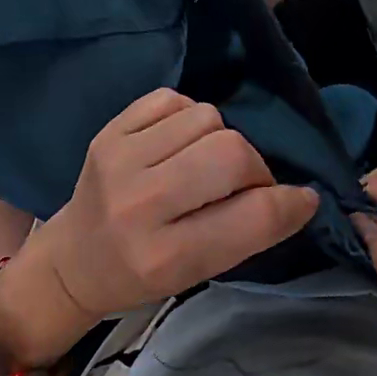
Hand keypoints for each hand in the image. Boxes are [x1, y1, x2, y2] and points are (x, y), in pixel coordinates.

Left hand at [0, 89, 318, 364]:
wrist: (74, 259)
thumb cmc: (141, 276)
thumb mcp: (196, 275)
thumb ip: (246, 234)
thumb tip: (300, 194)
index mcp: (165, 256)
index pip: (253, 216)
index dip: (292, 203)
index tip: (302, 199)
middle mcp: (139, 205)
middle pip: (231, 152)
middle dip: (256, 166)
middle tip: (246, 183)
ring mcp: (118, 160)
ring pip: (207, 117)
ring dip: (222, 138)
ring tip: (207, 162)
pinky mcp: (108, 131)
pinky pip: (173, 99)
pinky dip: (189, 117)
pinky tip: (180, 142)